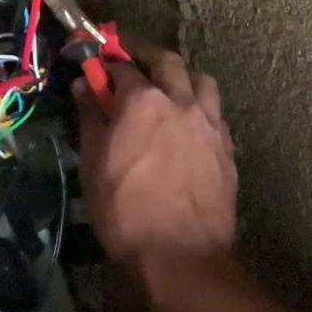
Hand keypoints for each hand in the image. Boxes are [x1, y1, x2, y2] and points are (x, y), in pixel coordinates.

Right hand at [74, 37, 236, 274]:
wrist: (180, 257)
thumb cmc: (124, 209)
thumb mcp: (92, 162)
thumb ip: (90, 116)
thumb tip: (84, 84)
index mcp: (143, 100)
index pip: (121, 65)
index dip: (105, 60)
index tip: (96, 61)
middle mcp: (180, 101)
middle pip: (167, 60)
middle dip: (146, 55)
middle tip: (131, 61)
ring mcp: (209, 124)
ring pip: (201, 80)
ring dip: (182, 77)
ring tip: (169, 89)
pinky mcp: (227, 148)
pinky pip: (215, 112)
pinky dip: (200, 107)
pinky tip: (188, 125)